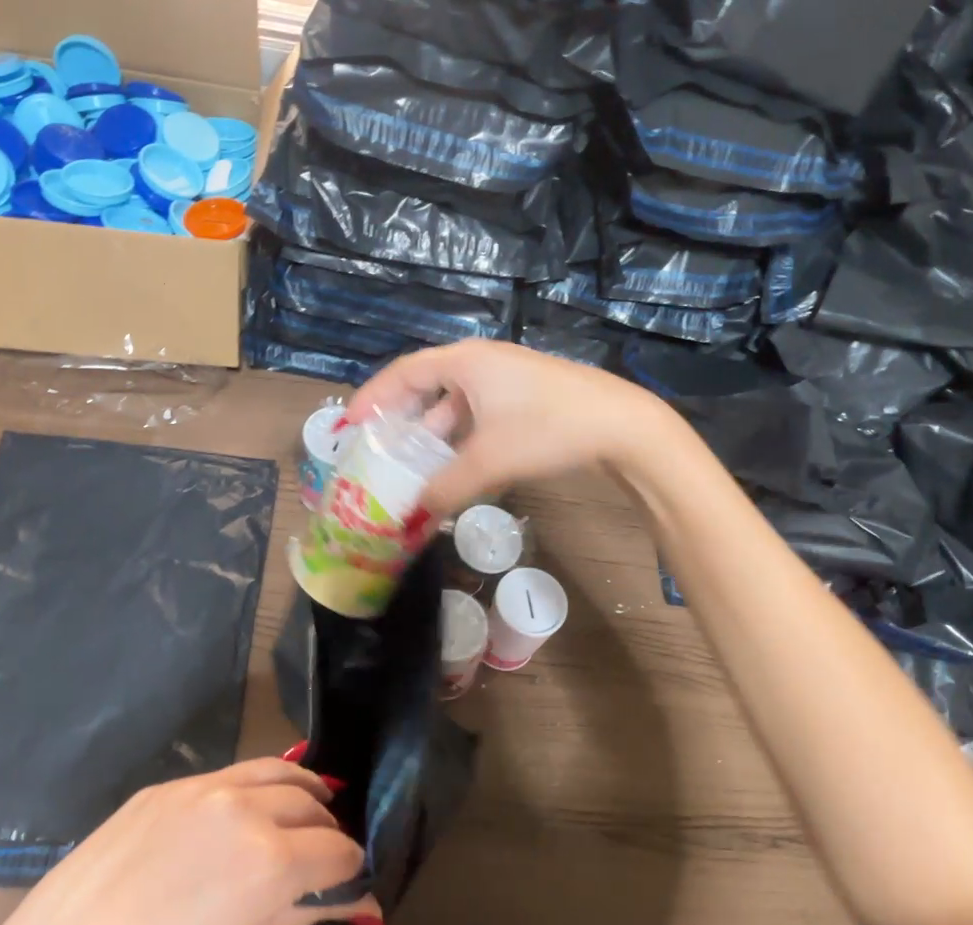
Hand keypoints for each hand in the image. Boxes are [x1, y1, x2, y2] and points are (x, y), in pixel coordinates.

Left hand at [0, 759, 375, 924]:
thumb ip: (300, 912)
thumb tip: (358, 903)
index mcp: (268, 861)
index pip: (337, 851)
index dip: (350, 870)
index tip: (351, 883)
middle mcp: (240, 810)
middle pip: (311, 806)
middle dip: (329, 833)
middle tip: (327, 860)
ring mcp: (196, 790)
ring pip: (274, 773)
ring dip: (300, 796)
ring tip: (306, 817)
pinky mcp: (161, 788)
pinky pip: (227, 776)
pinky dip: (253, 789)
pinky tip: (246, 817)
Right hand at [346, 342, 679, 515]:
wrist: (622, 426)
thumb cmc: (549, 430)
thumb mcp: (490, 461)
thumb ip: (446, 487)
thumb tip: (415, 514)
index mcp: (466, 362)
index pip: (403, 373)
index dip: (372, 398)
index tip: (350, 426)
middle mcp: (482, 362)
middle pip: (426, 386)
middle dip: (400, 420)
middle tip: (378, 450)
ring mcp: (506, 379)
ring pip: (454, 405)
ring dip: (433, 435)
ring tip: (412, 467)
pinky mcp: (525, 398)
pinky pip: (477, 415)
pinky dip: (459, 439)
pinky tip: (456, 467)